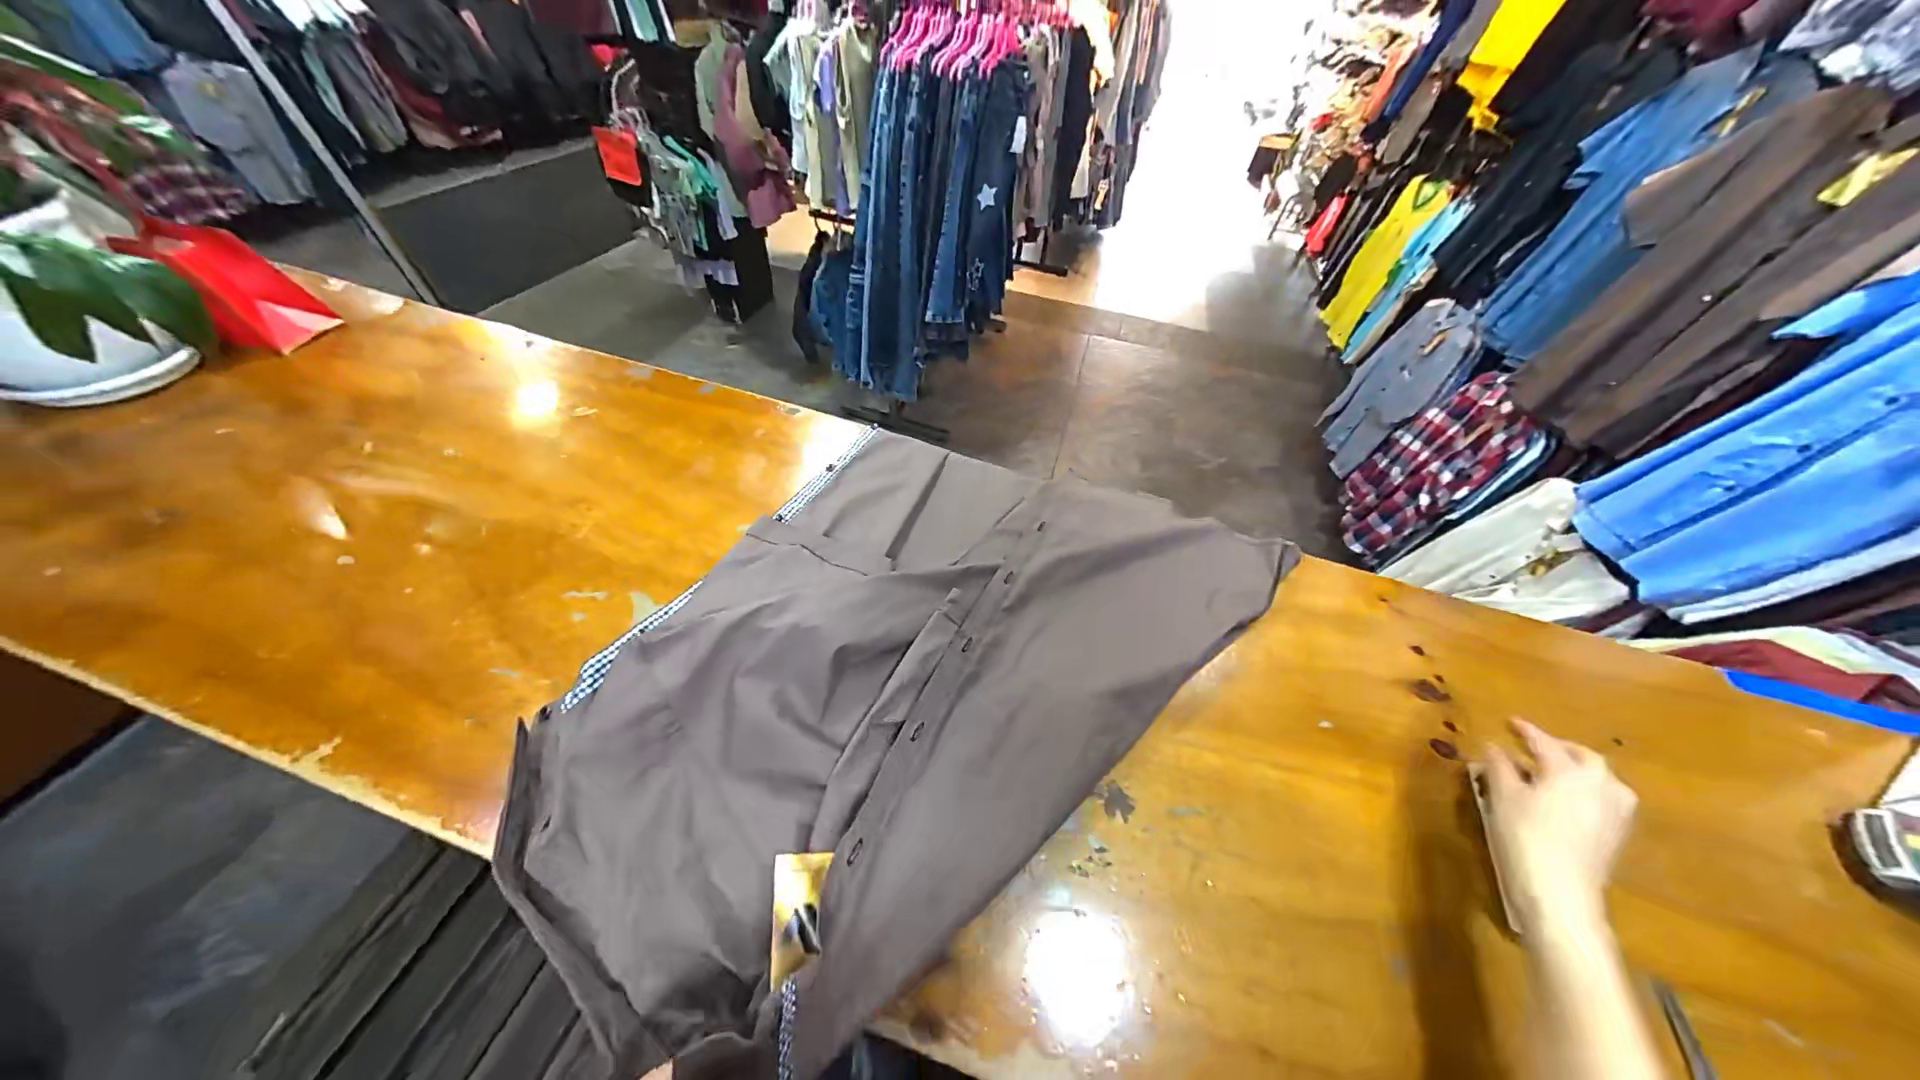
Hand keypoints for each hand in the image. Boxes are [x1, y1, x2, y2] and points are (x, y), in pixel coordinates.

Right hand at [1481, 720, 1637, 936]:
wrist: (1561, 891)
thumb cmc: (1525, 835)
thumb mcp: (1503, 796)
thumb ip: (1499, 766)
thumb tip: (1494, 746)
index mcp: (1571, 771)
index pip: (1545, 742)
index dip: (1525, 730)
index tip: (1510, 721)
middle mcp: (1602, 785)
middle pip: (1583, 757)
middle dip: (1559, 747)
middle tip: (1533, 745)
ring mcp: (1616, 811)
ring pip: (1599, 777)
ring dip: (1577, 768)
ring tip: (1551, 771)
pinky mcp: (1618, 833)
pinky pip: (1604, 797)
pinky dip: (1585, 789)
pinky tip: (1566, 798)